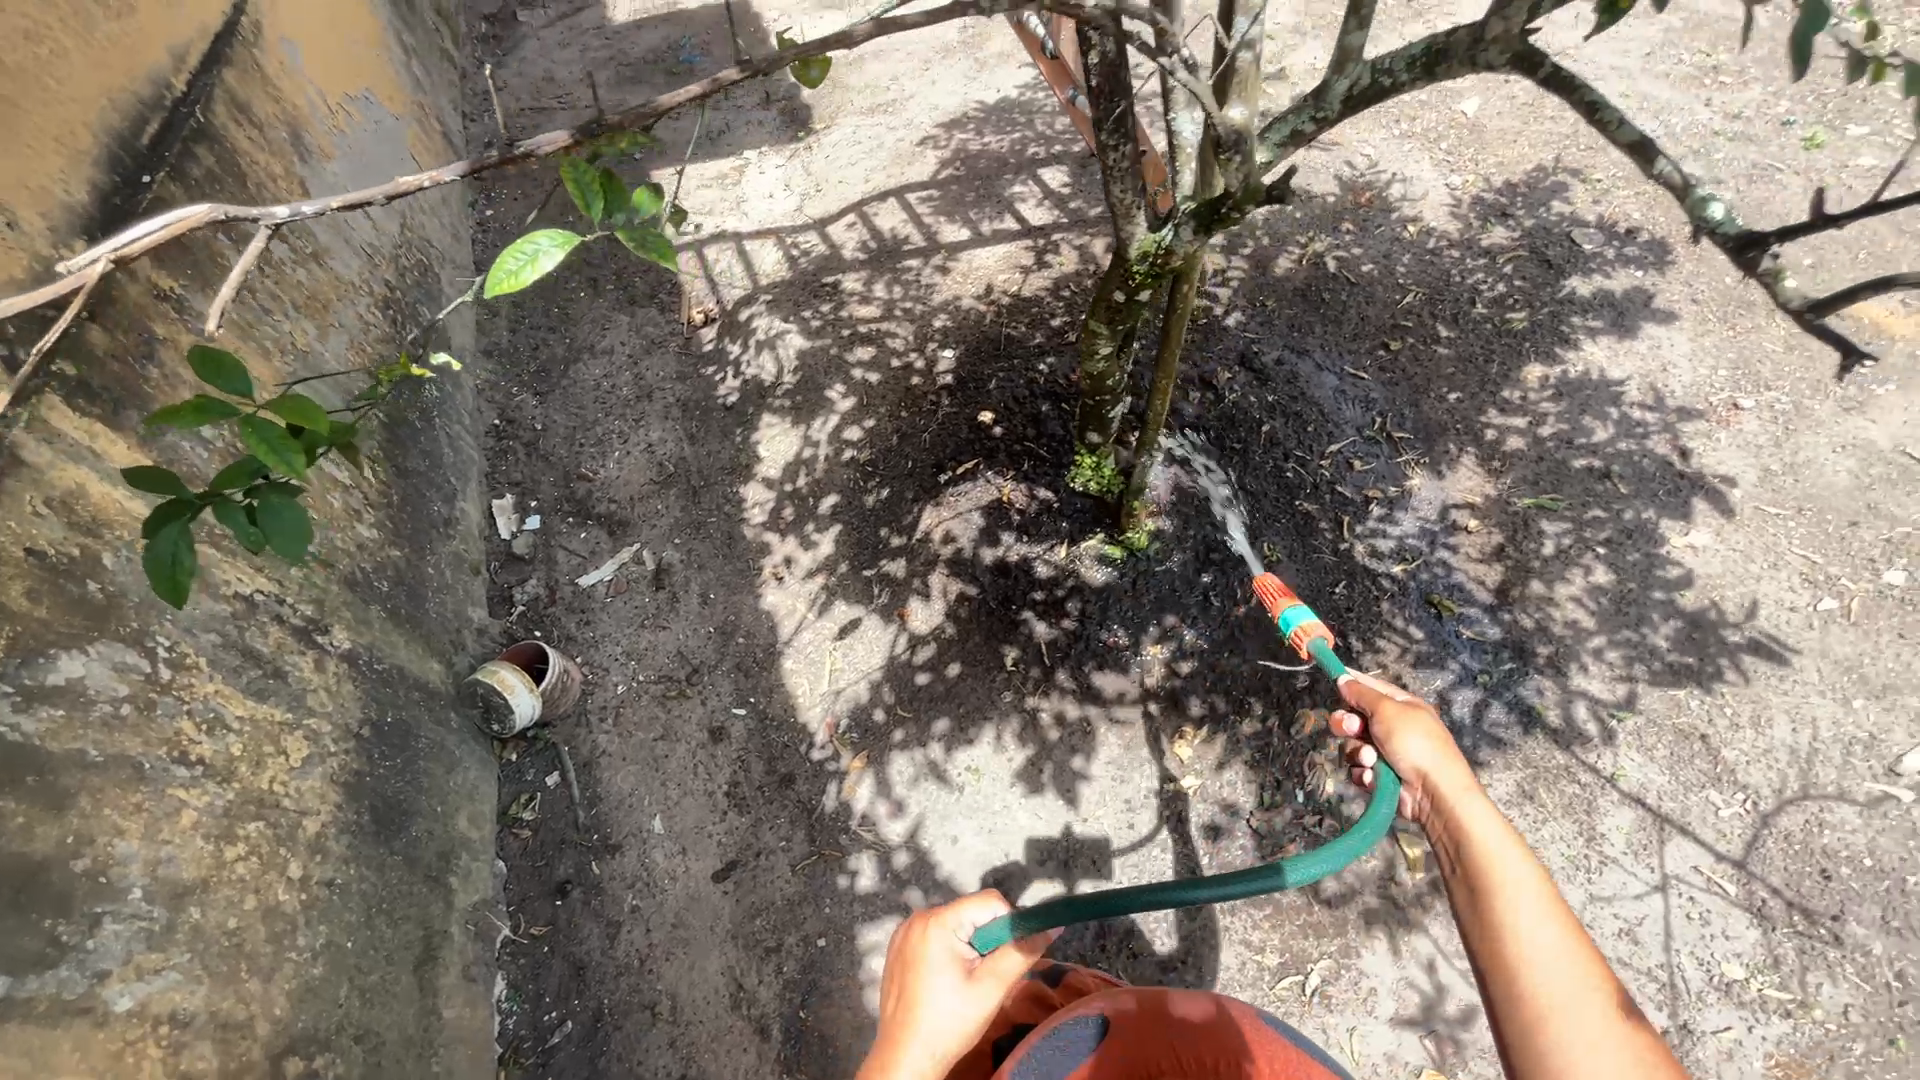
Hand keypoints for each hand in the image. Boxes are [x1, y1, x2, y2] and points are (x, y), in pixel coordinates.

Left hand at [856, 890, 1057, 1079]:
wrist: (905, 1059)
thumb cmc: (949, 1023)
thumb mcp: (992, 988)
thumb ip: (1022, 952)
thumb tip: (1051, 927)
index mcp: (938, 921)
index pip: (990, 902)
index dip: (1008, 926)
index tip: (1006, 958)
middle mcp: (918, 917)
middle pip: (971, 912)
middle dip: (987, 939)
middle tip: (986, 976)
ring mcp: (905, 931)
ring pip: (955, 924)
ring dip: (968, 946)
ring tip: (965, 982)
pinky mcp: (898, 946)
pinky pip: (935, 935)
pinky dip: (948, 951)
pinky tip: (945, 982)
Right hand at [1331, 671, 1477, 828]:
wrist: (1433, 792)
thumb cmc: (1414, 743)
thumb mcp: (1388, 710)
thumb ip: (1362, 693)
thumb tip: (1343, 678)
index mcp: (1401, 706)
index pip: (1370, 687)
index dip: (1351, 682)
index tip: (1331, 677)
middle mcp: (1392, 727)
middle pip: (1354, 717)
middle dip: (1348, 723)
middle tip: (1353, 729)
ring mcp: (1386, 753)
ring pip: (1352, 744)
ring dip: (1358, 752)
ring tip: (1372, 760)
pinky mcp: (1380, 775)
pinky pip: (1358, 767)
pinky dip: (1364, 772)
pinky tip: (1375, 777)